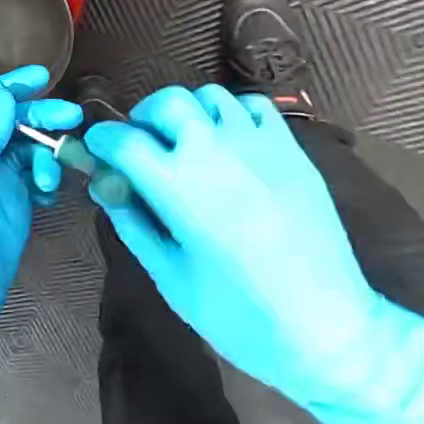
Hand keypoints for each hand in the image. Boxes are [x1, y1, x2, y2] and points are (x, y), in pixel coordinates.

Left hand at [0, 66, 81, 423]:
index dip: (10, 89)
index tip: (39, 76)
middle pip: (9, 126)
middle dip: (39, 117)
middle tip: (68, 119)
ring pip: (26, 151)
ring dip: (45, 151)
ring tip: (53, 170)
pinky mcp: (11, 211)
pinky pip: (34, 180)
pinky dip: (47, 177)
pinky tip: (50, 188)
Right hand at [83, 84, 380, 396]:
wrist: (325, 328)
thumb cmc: (236, 313)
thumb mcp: (168, 274)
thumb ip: (131, 221)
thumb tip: (105, 186)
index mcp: (175, 183)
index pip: (121, 138)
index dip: (101, 141)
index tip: (98, 150)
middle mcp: (213, 149)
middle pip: (166, 101)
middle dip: (143, 117)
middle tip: (143, 146)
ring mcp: (257, 144)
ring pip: (209, 96)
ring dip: (187, 112)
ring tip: (187, 143)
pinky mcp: (290, 149)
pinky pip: (253, 106)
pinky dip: (232, 113)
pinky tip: (230, 142)